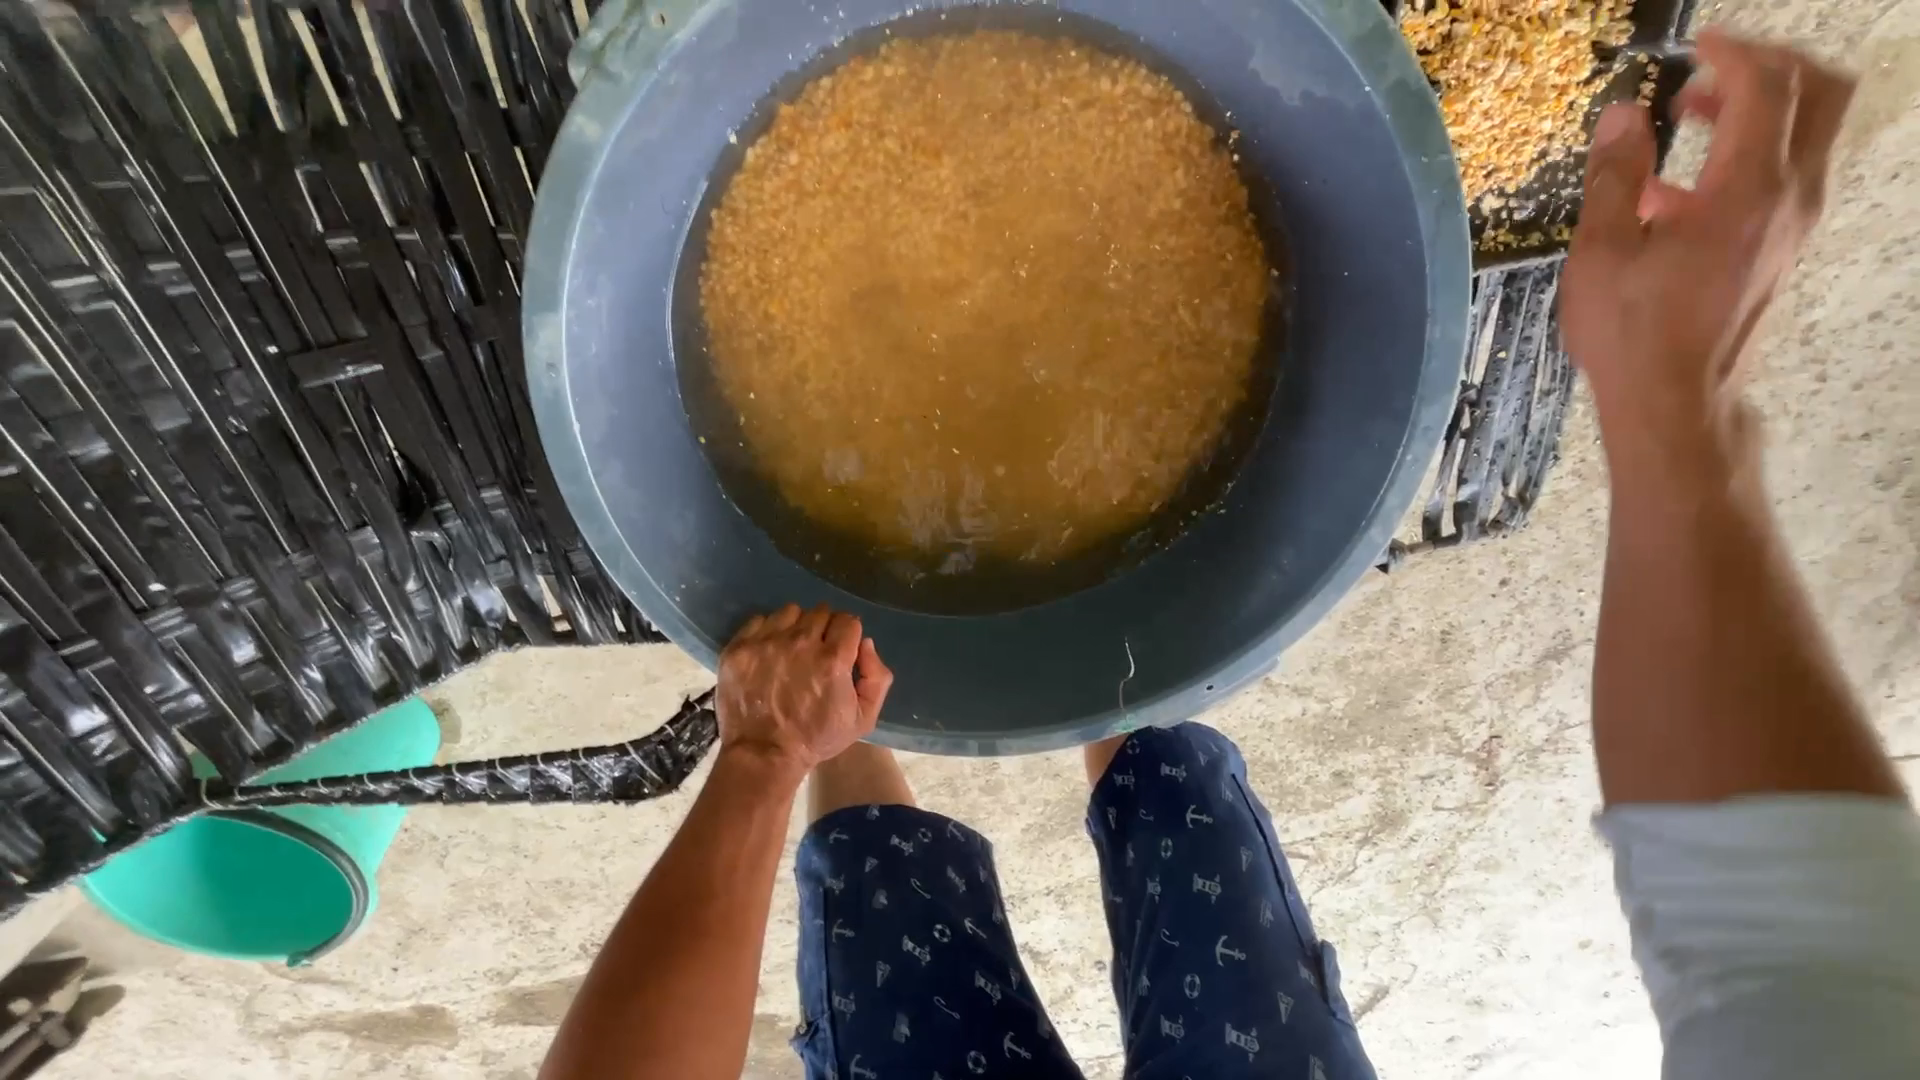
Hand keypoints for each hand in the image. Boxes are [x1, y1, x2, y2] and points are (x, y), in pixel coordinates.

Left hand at [714, 603, 893, 778]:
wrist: (763, 755)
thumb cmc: (816, 738)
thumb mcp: (863, 718)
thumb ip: (877, 676)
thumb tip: (865, 643)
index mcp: (833, 660)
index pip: (848, 620)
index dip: (848, 634)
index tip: (841, 649)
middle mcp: (800, 644)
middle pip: (821, 612)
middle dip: (824, 629)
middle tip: (817, 651)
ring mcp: (766, 643)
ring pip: (791, 612)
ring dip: (797, 626)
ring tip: (792, 648)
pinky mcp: (740, 648)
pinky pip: (760, 620)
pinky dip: (769, 631)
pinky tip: (770, 652)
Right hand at [1561, 31, 1853, 473]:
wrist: (1673, 396)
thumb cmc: (1629, 329)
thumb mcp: (1602, 252)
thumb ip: (1614, 176)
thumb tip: (1619, 114)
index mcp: (1747, 189)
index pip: (1764, 88)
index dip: (1733, 53)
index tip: (1696, 44)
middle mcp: (1792, 194)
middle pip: (1818, 93)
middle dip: (1769, 66)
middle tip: (1707, 71)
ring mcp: (1796, 221)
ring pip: (1808, 132)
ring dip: (1759, 109)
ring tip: (1689, 120)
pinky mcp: (1783, 245)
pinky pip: (1785, 175)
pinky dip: (1747, 154)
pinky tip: (1680, 187)